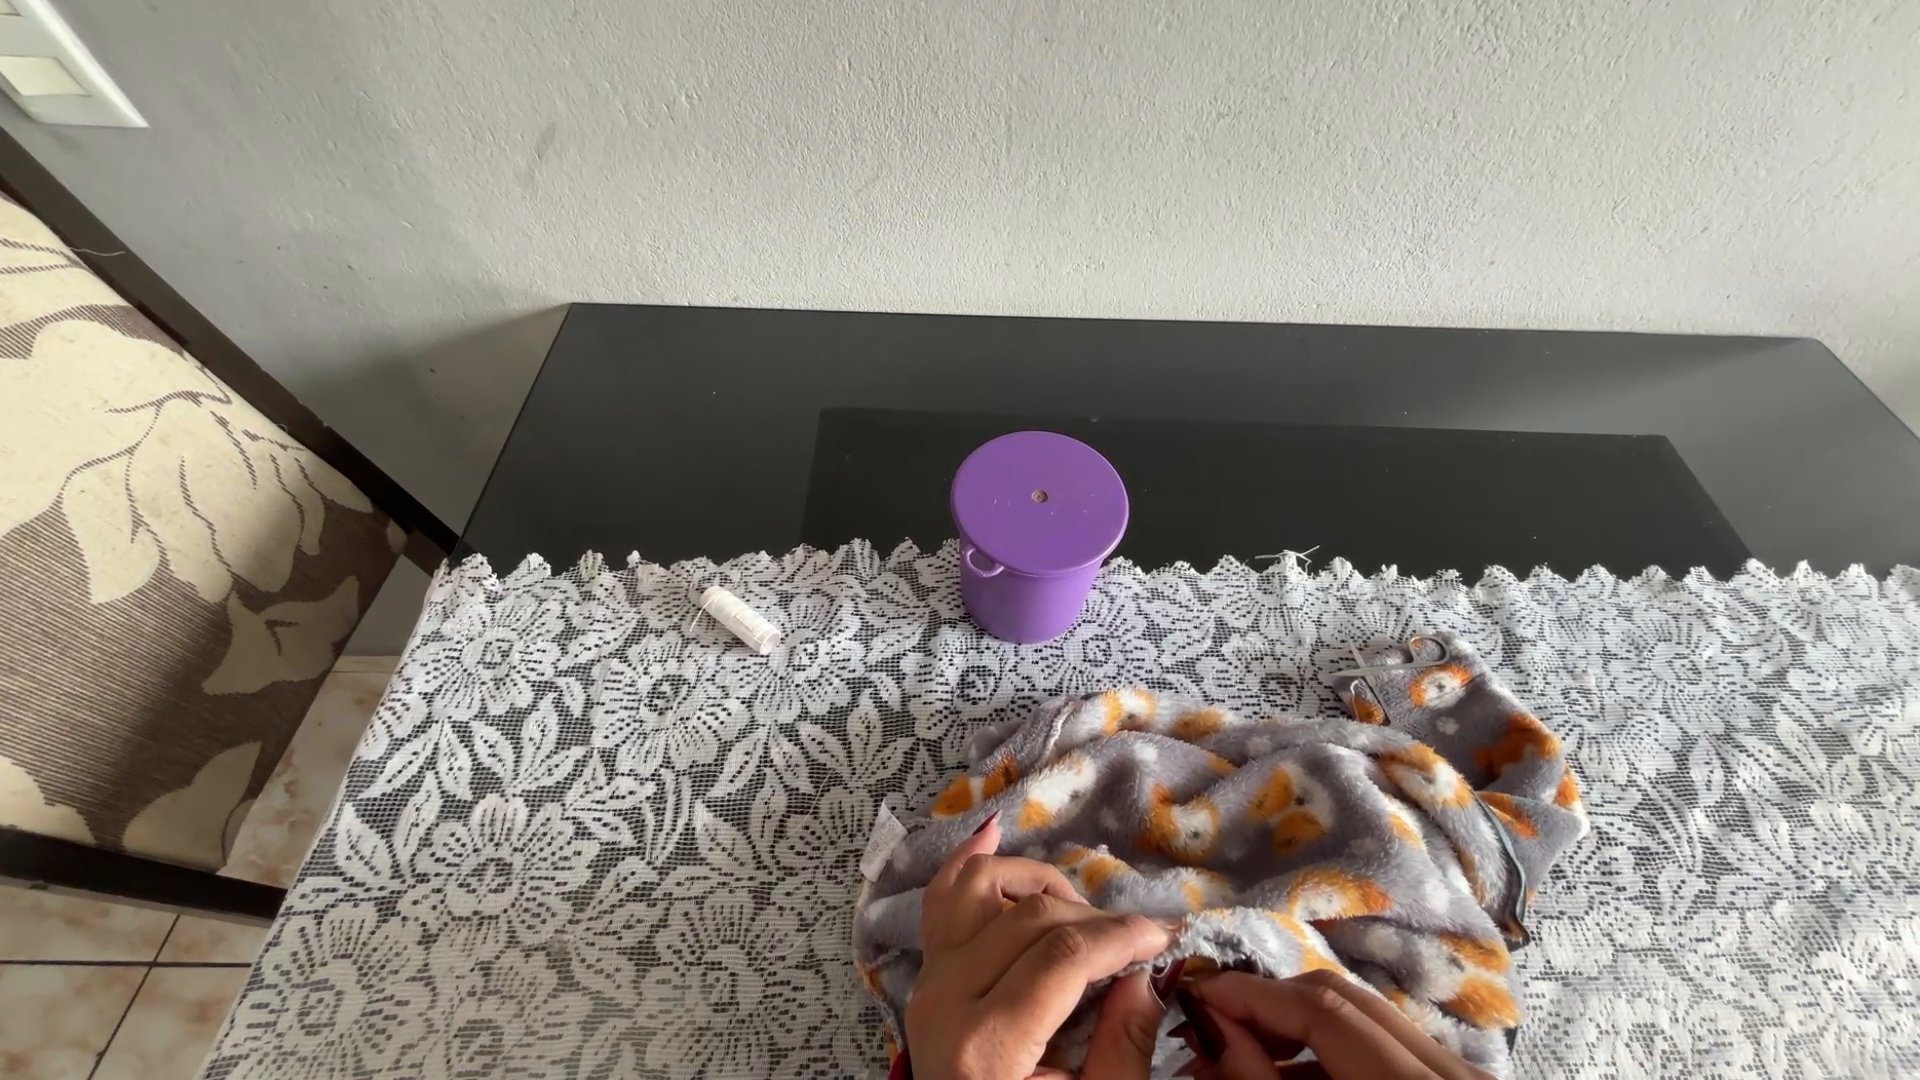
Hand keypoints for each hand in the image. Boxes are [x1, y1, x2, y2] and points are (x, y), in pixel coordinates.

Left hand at [906, 813, 1173, 1079]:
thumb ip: (1123, 1044)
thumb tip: (1147, 971)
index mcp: (986, 1044)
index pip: (1061, 955)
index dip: (1119, 936)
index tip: (1163, 936)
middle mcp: (944, 997)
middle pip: (1029, 916)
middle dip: (1093, 917)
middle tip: (1136, 939)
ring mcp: (927, 979)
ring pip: (980, 887)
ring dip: (1036, 883)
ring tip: (1079, 913)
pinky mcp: (926, 972)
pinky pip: (941, 899)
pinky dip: (969, 862)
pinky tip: (994, 833)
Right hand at [1178, 971, 1493, 1079]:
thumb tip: (1214, 1023)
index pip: (1323, 1011)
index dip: (1252, 994)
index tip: (1198, 996)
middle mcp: (1456, 1076)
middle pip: (1340, 999)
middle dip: (1268, 1005)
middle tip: (1216, 1029)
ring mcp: (1464, 1079)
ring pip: (1360, 1016)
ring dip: (1294, 1027)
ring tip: (1245, 1057)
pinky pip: (1383, 1046)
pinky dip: (1329, 1055)